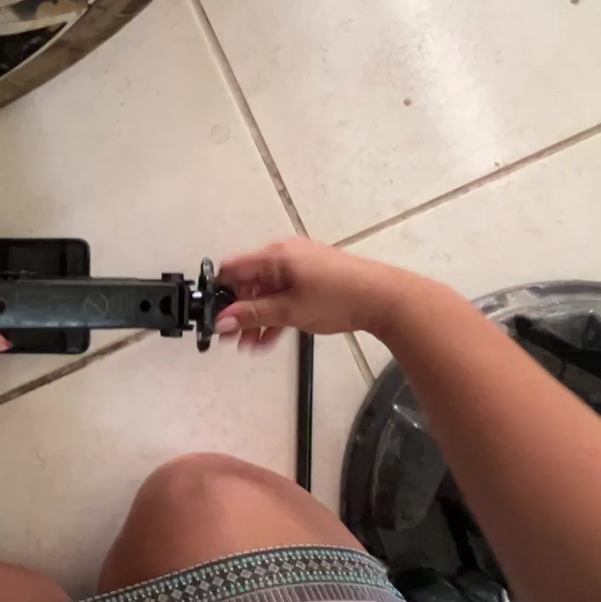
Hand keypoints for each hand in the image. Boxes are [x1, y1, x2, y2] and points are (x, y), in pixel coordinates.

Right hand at [214, 239, 410, 350]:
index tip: (215, 317)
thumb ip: (252, 315)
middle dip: (239, 312)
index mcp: (275, 255)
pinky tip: (269, 340)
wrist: (385, 299)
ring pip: (266, 293)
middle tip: (231, 339)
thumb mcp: (288, 311)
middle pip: (249, 283)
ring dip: (256, 318)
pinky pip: (283, 295)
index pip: (233, 269)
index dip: (220, 293)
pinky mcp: (312, 279)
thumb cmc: (339, 298)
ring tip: (250, 346)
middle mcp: (285, 256)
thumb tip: (222, 321)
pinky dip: (275, 315)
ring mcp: (299, 267)